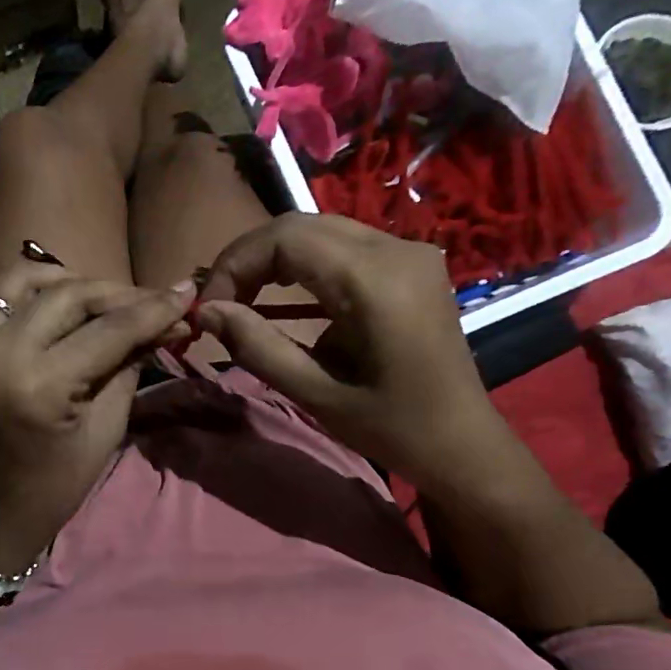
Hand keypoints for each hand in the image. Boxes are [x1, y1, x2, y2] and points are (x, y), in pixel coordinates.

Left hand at [0, 263, 195, 562]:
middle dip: (117, 293)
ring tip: (95, 296)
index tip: (184, 293)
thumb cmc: (60, 484)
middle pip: (68, 296)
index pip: (108, 330)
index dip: (153, 309)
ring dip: (64, 279)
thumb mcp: (107, 428)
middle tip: (150, 300)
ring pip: (18, 280)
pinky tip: (28, 296)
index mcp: (40, 387)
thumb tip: (166, 321)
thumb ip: (130, 365)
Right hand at [197, 213, 493, 486]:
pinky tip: (289, 297)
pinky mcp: (413, 264)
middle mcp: (397, 249)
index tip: (210, 308)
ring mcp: (410, 252)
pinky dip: (307, 266)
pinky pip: (346, 247)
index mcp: (376, 281)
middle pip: (301, 226)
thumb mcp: (318, 395)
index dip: (235, 264)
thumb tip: (206, 312)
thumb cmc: (395, 429)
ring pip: (322, 231)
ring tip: (245, 299)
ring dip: (276, 260)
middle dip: (251, 259)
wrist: (463, 443)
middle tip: (222, 303)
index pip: (286, 239)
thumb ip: (258, 347)